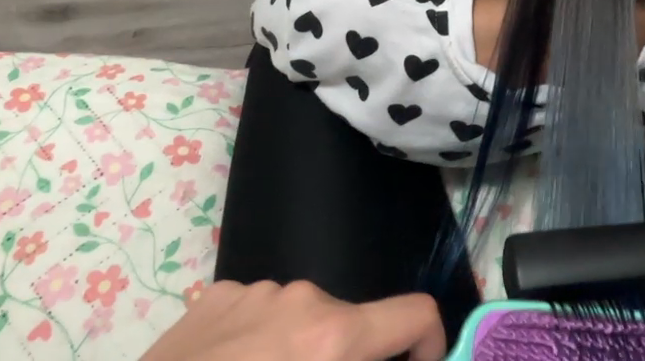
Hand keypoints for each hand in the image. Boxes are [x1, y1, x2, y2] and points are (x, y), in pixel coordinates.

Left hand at [139, 281, 444, 360]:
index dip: (430, 345)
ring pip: (303, 320)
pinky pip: (259, 313)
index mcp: (334, 336)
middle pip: (353, 324)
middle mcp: (303, 298)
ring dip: (301, 354)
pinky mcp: (214, 294)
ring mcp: (255, 290)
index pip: (415, 313)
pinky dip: (260, 344)